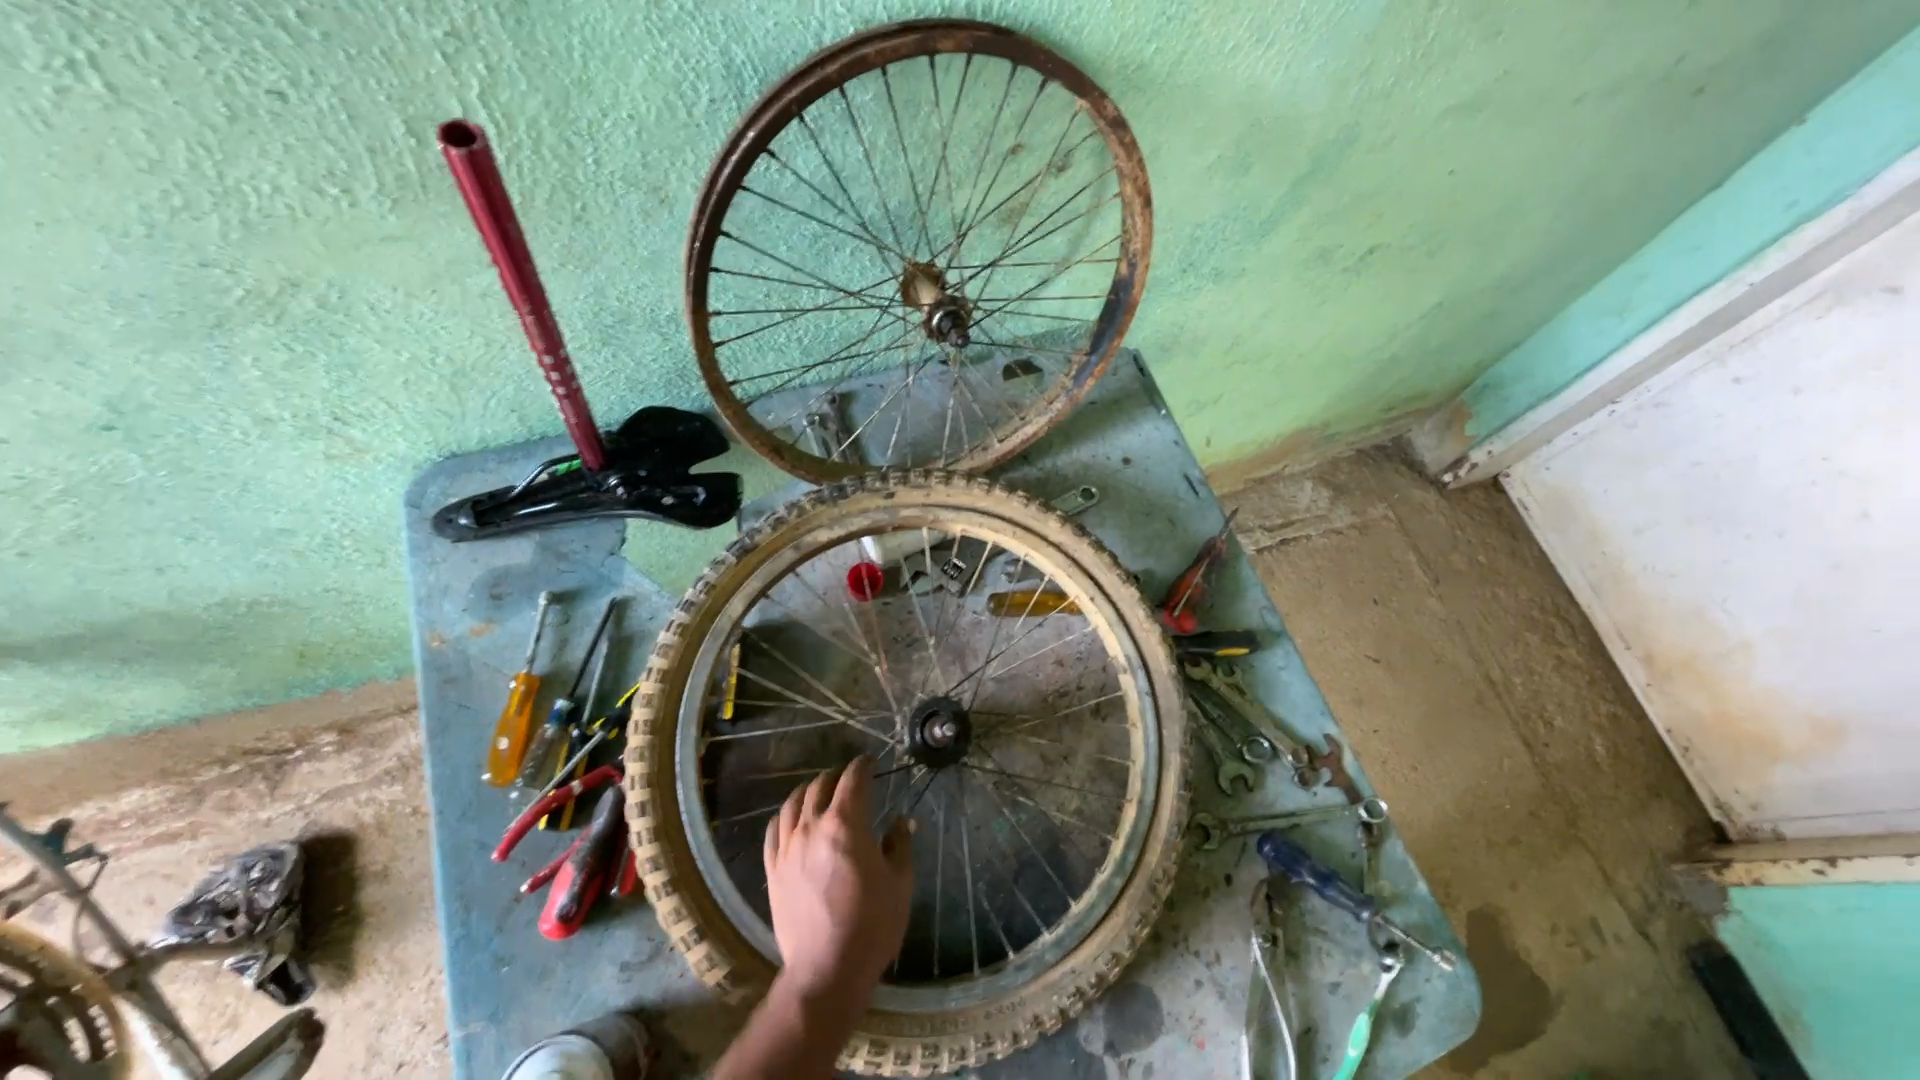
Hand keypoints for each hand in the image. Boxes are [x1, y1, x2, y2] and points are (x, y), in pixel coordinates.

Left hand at [763, 756, 914, 1001]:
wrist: (827, 969)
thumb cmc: (872, 925)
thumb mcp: (900, 883)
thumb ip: (899, 845)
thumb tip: (899, 822)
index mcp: (847, 824)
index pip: (853, 780)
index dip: (863, 766)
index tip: (871, 763)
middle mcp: (812, 827)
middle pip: (820, 786)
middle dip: (837, 776)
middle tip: (849, 779)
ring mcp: (787, 848)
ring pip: (793, 803)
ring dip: (809, 791)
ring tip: (819, 792)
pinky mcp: (772, 870)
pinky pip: (774, 830)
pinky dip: (785, 816)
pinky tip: (792, 819)